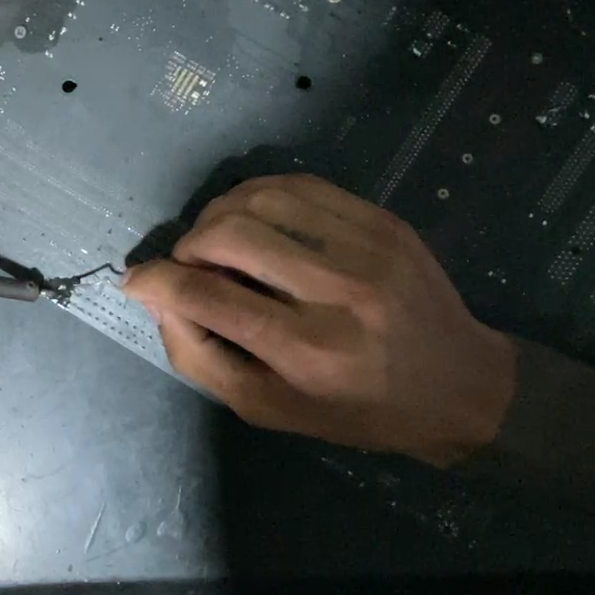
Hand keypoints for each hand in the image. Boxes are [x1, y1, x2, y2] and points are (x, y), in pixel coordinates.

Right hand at [120, 174, 515, 466]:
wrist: (459, 386)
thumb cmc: (353, 410)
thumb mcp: (267, 407)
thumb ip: (199, 355)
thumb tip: (155, 296)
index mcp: (307, 351)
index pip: (206, 296)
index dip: (156, 281)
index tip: (135, 280)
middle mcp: (337, 292)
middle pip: (229, 235)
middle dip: (187, 246)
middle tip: (188, 266)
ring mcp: (366, 247)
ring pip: (259, 197)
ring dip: (218, 215)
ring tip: (218, 241)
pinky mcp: (382, 220)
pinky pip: (297, 184)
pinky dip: (256, 196)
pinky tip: (253, 219)